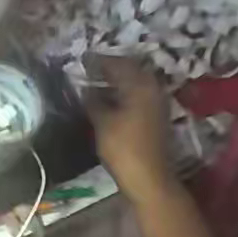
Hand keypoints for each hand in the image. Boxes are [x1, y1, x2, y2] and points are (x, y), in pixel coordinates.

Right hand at [83, 55, 181, 201]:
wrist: (148, 177)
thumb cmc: (123, 148)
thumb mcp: (102, 123)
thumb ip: (93, 101)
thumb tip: (85, 88)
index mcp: (140, 85)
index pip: (118, 64)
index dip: (98, 61)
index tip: (81, 59)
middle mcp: (152, 88)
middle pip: (129, 71)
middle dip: (108, 68)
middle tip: (87, 69)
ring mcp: (156, 102)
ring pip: (133, 83)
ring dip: (115, 81)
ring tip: (93, 83)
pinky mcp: (154, 115)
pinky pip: (136, 95)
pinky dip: (121, 93)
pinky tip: (107, 100)